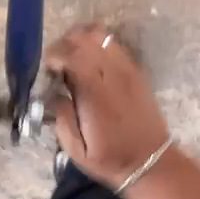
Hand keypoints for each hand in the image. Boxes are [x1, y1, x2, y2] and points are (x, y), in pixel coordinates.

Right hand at [42, 23, 171, 186]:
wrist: (151, 162)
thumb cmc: (110, 158)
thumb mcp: (77, 151)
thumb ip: (62, 118)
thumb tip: (54, 93)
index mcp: (96, 95)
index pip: (73, 55)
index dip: (55, 56)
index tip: (48, 70)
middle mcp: (113, 76)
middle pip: (85, 39)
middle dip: (65, 45)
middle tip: (57, 64)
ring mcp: (128, 70)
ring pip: (101, 35)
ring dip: (81, 40)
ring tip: (73, 58)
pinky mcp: (136, 71)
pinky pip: (114, 44)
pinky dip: (97, 45)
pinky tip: (91, 61)